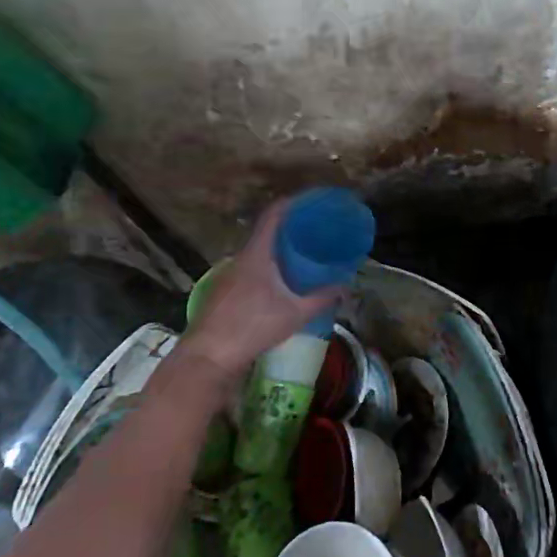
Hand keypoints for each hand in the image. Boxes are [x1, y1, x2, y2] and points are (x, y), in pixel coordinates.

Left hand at [177, 200, 342, 380]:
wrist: (209, 355)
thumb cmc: (252, 327)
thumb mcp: (296, 313)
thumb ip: (322, 298)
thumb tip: (346, 287)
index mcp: (257, 255)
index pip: (273, 216)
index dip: (292, 204)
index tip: (312, 200)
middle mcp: (240, 259)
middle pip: (265, 233)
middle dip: (290, 228)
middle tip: (315, 229)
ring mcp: (229, 275)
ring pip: (257, 252)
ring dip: (278, 249)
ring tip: (302, 253)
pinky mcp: (224, 291)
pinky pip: (250, 268)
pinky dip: (268, 265)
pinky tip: (281, 280)